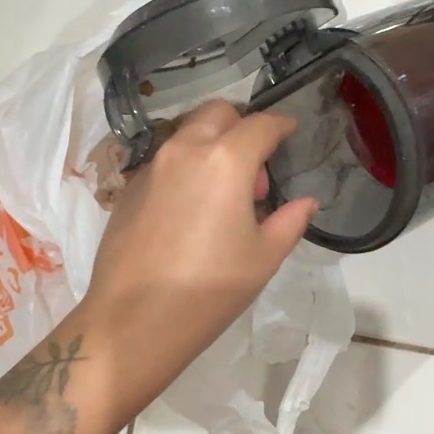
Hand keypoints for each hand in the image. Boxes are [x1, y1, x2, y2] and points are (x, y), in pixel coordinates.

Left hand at [84, 101, 317, 378]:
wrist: (134, 319)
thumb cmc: (210, 290)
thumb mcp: (263, 259)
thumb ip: (289, 222)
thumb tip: (305, 202)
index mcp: (225, 161)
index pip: (261, 125)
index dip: (282, 125)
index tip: (290, 132)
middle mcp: (184, 151)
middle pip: (217, 114)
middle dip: (242, 127)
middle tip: (255, 172)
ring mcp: (150, 168)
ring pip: (186, 135)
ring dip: (211, 147)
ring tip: (223, 196)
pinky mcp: (128, 190)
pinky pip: (164, 162)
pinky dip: (185, 169)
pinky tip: (191, 212)